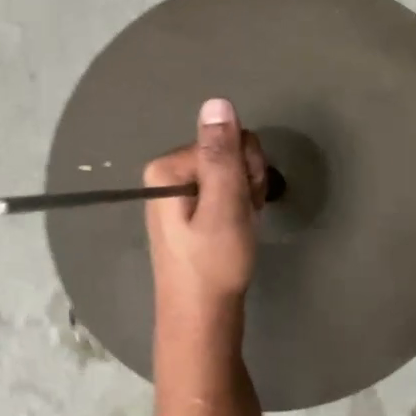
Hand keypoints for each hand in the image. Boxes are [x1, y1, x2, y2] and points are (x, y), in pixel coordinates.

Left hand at [144, 98, 269, 310]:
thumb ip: (223, 154)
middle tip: (247, 210)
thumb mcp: (225, 205)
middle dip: (248, 176)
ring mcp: (177, 191)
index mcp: (167, 167)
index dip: (248, 166)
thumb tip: (217, 102)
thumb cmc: (214, 262)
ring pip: (231, 168)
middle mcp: (166, 173)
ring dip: (248, 190)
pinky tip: (239, 223)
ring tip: (243, 221)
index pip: (227, 139)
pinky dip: (241, 201)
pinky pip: (225, 186)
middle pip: (228, 150)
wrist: (202, 314)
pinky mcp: (189, 207)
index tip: (249, 198)